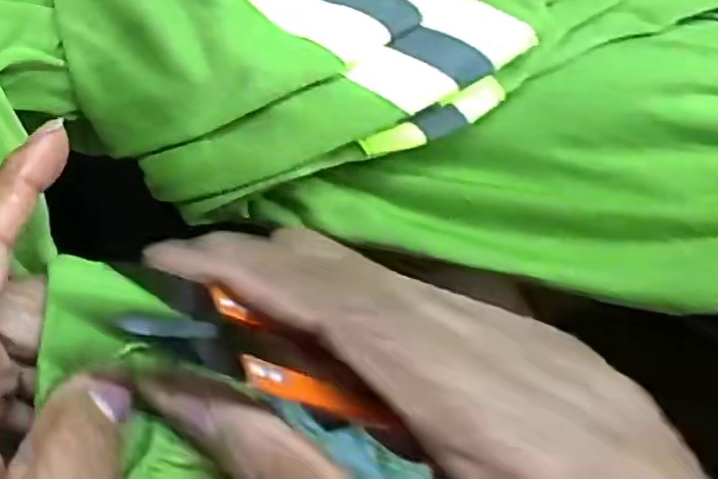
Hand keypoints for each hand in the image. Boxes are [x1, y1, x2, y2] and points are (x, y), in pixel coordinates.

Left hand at [0, 120, 130, 476]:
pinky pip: (7, 372)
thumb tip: (113, 380)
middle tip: (143, 356)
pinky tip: (81, 427)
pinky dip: (47, 394)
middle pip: (13, 301)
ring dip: (67, 369)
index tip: (53, 134)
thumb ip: (73, 446)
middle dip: (76, 323)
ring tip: (118, 402)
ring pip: (17, 339)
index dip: (18, 184)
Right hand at [134, 229, 705, 478]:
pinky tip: (354, 363)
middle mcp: (522, 348)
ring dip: (302, 288)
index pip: (328, 289)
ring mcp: (548, 346)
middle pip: (345, 265)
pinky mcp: (561, 355)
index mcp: (496, 404)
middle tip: (189, 301)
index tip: (155, 259)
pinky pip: (426, 299)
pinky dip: (360, 310)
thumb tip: (171, 389)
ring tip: (261, 333)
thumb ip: (280, 464)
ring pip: (379, 274)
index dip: (232, 262)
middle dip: (251, 269)